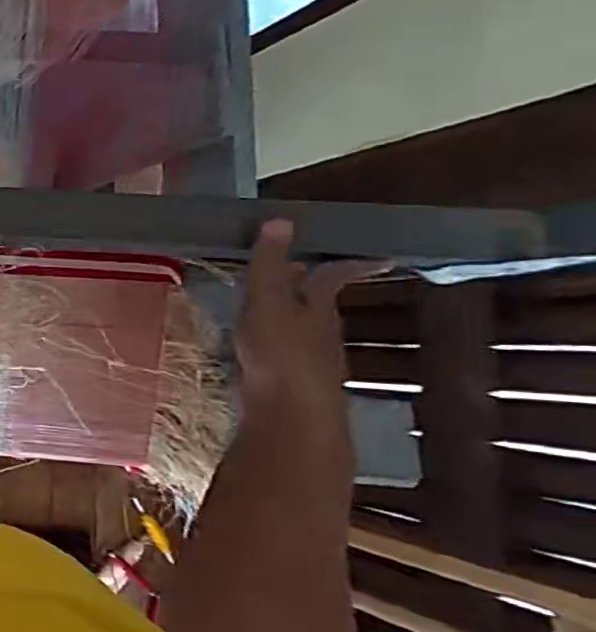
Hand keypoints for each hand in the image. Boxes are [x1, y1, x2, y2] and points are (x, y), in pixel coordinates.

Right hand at [236, 219, 381, 429]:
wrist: (292, 412)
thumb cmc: (281, 352)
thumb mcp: (266, 302)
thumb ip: (268, 266)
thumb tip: (280, 219)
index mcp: (318, 306)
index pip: (334, 276)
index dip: (351, 264)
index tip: (380, 256)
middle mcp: (320, 328)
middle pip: (315, 302)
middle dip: (305, 288)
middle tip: (291, 275)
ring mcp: (308, 356)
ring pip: (299, 327)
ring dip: (284, 316)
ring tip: (259, 308)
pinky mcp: (289, 378)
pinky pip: (282, 350)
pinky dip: (270, 341)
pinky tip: (252, 346)